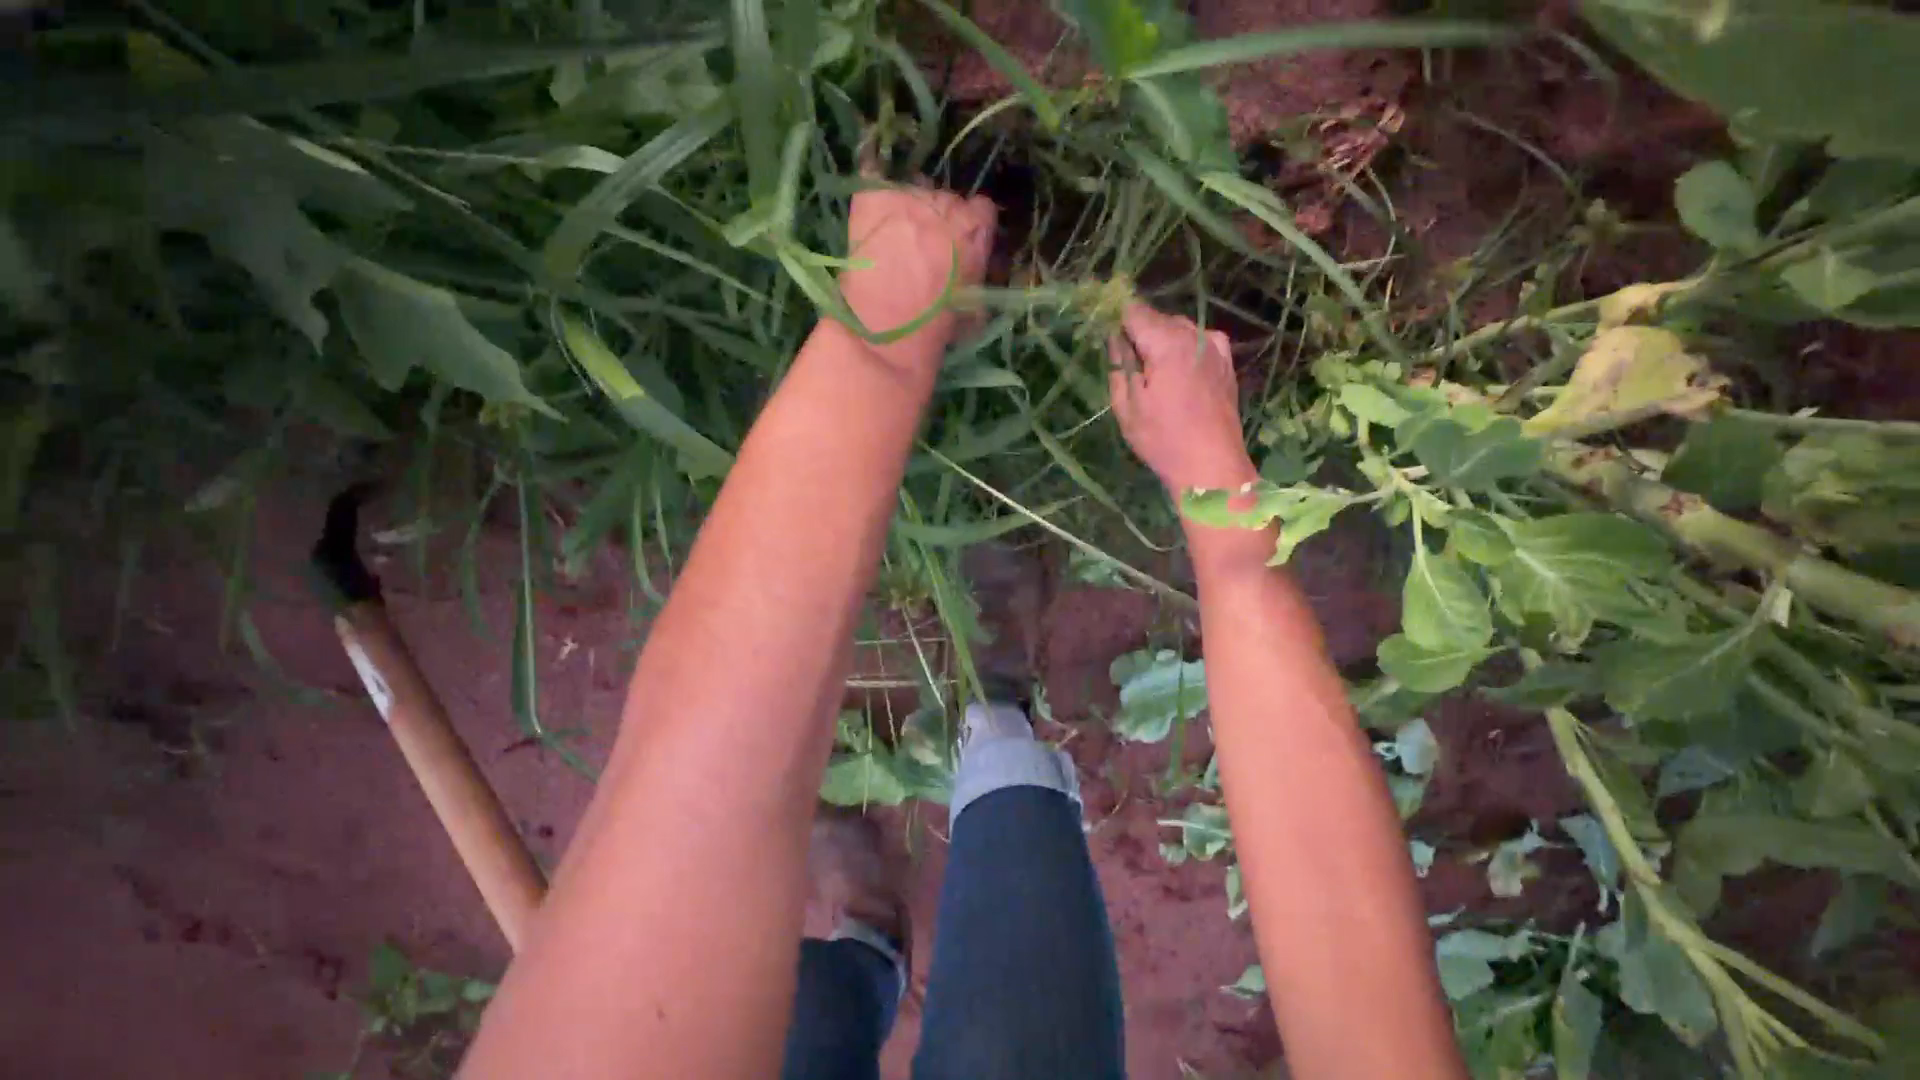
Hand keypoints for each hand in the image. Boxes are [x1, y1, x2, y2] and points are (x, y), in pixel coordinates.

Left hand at [838, 184, 995, 369]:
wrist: (889, 330)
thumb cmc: (937, 327)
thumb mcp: (976, 302)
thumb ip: (980, 272)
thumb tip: (979, 265)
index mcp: (975, 228)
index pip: (981, 209)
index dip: (968, 225)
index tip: (957, 241)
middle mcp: (945, 203)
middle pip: (944, 198)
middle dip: (935, 217)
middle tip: (920, 245)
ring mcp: (907, 197)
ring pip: (910, 189)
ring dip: (905, 207)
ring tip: (891, 235)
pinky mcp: (873, 198)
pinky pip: (872, 178)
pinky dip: (872, 190)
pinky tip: (869, 210)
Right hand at [1109, 302, 1255, 494]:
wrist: (1212, 466)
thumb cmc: (1163, 440)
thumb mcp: (1127, 405)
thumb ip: (1119, 364)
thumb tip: (1114, 338)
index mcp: (1167, 343)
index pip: (1133, 310)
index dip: (1115, 318)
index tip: (1104, 335)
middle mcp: (1193, 335)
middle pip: (1156, 318)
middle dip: (1138, 332)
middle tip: (1125, 362)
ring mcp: (1214, 346)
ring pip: (1178, 328)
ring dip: (1161, 341)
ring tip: (1151, 372)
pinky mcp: (1225, 361)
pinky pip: (1197, 341)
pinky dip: (1183, 348)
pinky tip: (1177, 371)